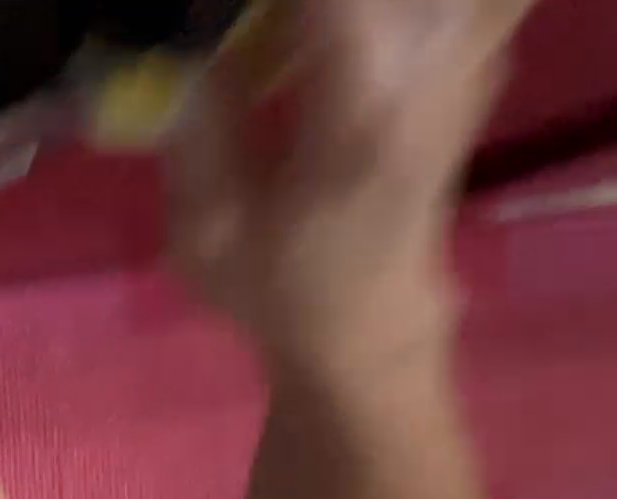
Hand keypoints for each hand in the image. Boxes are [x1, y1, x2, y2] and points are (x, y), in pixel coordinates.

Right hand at [169, 0, 530, 375]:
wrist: (361, 319)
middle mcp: (431, 70)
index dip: (262, 4)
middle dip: (288, 13)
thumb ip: (196, 141)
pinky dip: (367, 27)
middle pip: (365, 3)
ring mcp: (461, 63)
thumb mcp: (207, 233)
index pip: (333, 4)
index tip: (207, 18)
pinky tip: (318, 51)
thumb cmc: (273, 287)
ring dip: (326, 23)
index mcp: (359, 115)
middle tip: (232, 36)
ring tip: (268, 50)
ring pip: (403, 8)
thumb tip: (181, 63)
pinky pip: (435, 13)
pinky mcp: (464, 67)